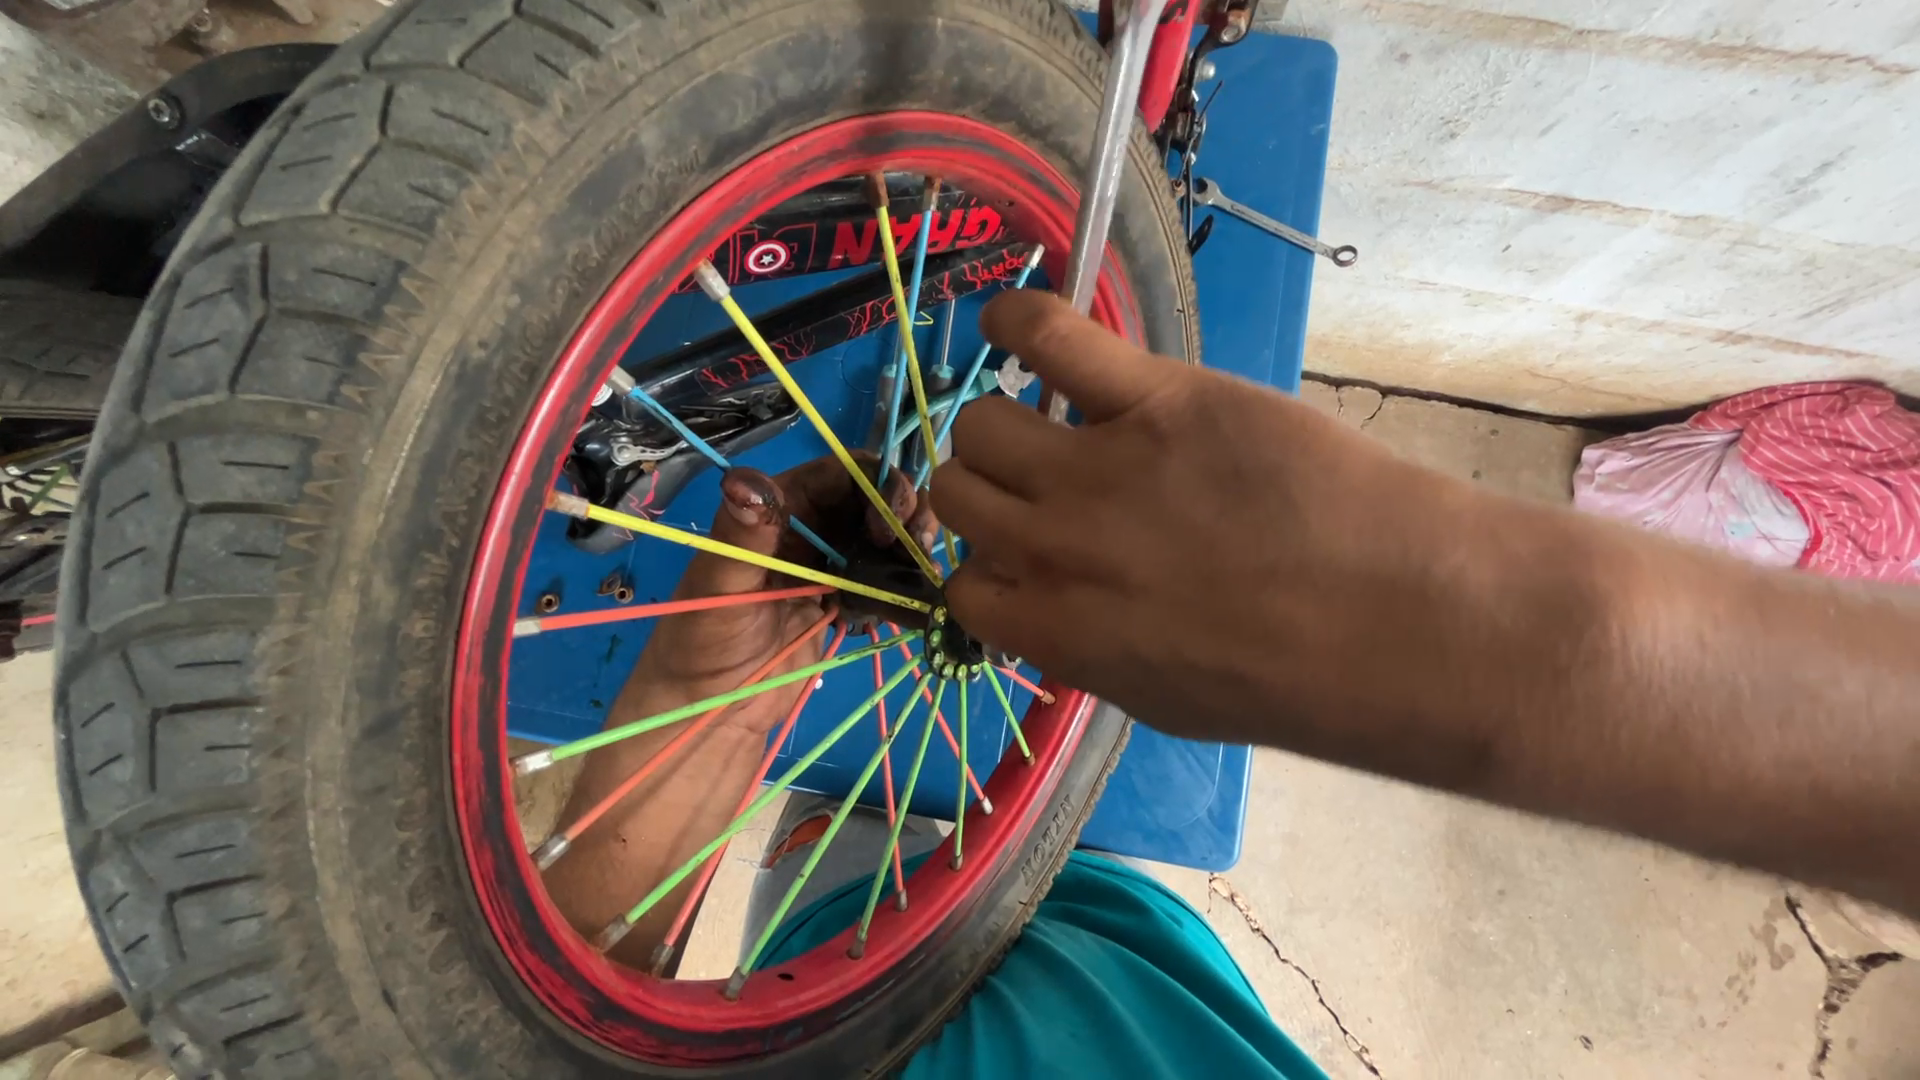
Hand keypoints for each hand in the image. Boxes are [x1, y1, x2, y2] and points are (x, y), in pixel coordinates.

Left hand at [627, 454, 938, 733]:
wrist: (716, 708)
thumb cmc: (703, 644)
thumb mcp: (720, 588)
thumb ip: (741, 538)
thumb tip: (748, 483)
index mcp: (779, 510)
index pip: (839, 473)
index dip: (875, 483)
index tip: (889, 521)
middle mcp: (811, 529)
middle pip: (872, 498)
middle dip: (904, 509)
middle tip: (918, 542)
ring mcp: (832, 565)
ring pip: (885, 534)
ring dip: (912, 541)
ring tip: (926, 566)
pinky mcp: (847, 600)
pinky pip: (887, 578)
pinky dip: (910, 580)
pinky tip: (925, 594)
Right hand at [935, 293, 1919, 921]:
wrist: (1408, 625)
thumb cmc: (1291, 681)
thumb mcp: (1159, 700)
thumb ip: (1078, 648)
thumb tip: (1041, 603)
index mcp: (1052, 629)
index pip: (960, 584)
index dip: (988, 566)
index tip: (1023, 555)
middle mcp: (1053, 546)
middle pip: (957, 490)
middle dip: (987, 493)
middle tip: (1037, 485)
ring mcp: (1098, 467)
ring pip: (982, 422)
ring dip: (1002, 426)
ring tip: (1050, 422)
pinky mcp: (1156, 397)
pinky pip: (1045, 335)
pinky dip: (1014, 321)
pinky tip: (1012, 324)